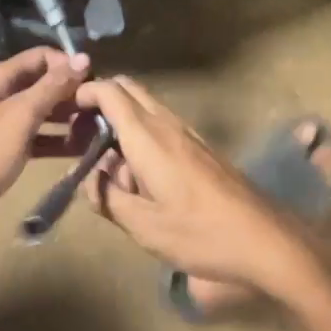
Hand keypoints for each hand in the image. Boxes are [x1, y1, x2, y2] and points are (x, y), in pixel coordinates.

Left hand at [0, 48, 88, 263]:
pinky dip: (58, 143)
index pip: (41, 57)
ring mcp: (2, 128)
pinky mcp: (5, 156)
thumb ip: (51, 87)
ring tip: (99, 130)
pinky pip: (38, 141)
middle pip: (43, 85)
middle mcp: (0, 98)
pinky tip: (81, 151)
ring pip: (42, 114)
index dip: (68, 65)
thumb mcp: (19, 117)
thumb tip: (83, 58)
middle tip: (104, 110)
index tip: (97, 82)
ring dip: (68, 119)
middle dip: (72, 93)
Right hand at [77, 77, 308, 290]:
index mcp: (148, 136)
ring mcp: (187, 133)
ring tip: (107, 169)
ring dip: (121, 124)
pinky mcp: (200, 148)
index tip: (65, 113)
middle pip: (128, 90)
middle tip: (81, 138)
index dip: (84, 93)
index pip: (110, 91)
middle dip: (100, 103)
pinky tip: (138, 179)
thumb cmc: (200, 233)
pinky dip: (140, 138)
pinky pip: (160, 127)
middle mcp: (167, 124)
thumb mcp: (144, 227)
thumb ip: (108, 198)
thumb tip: (89, 180)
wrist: (265, 240)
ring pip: (144, 108)